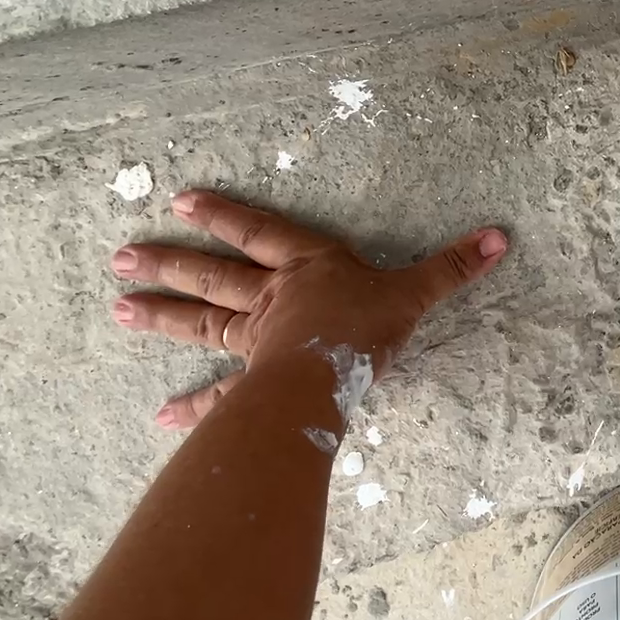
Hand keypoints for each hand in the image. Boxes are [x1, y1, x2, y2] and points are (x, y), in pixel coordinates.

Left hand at [108, 190, 507, 428]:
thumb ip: (455, 265)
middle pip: (217, 276)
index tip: (181, 202)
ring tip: (117, 307)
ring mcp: (256, 342)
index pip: (262, 233)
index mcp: (307, 268)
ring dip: (163, 315)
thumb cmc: (365, 328)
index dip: (226, 216)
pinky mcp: (254, 385)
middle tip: (123, 255)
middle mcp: (273, 298)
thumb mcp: (417, 291)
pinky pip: (221, 392)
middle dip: (173, 264)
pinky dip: (193, 404)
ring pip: (204, 322)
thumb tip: (502, 235)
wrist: (328, 379)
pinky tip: (162, 416)